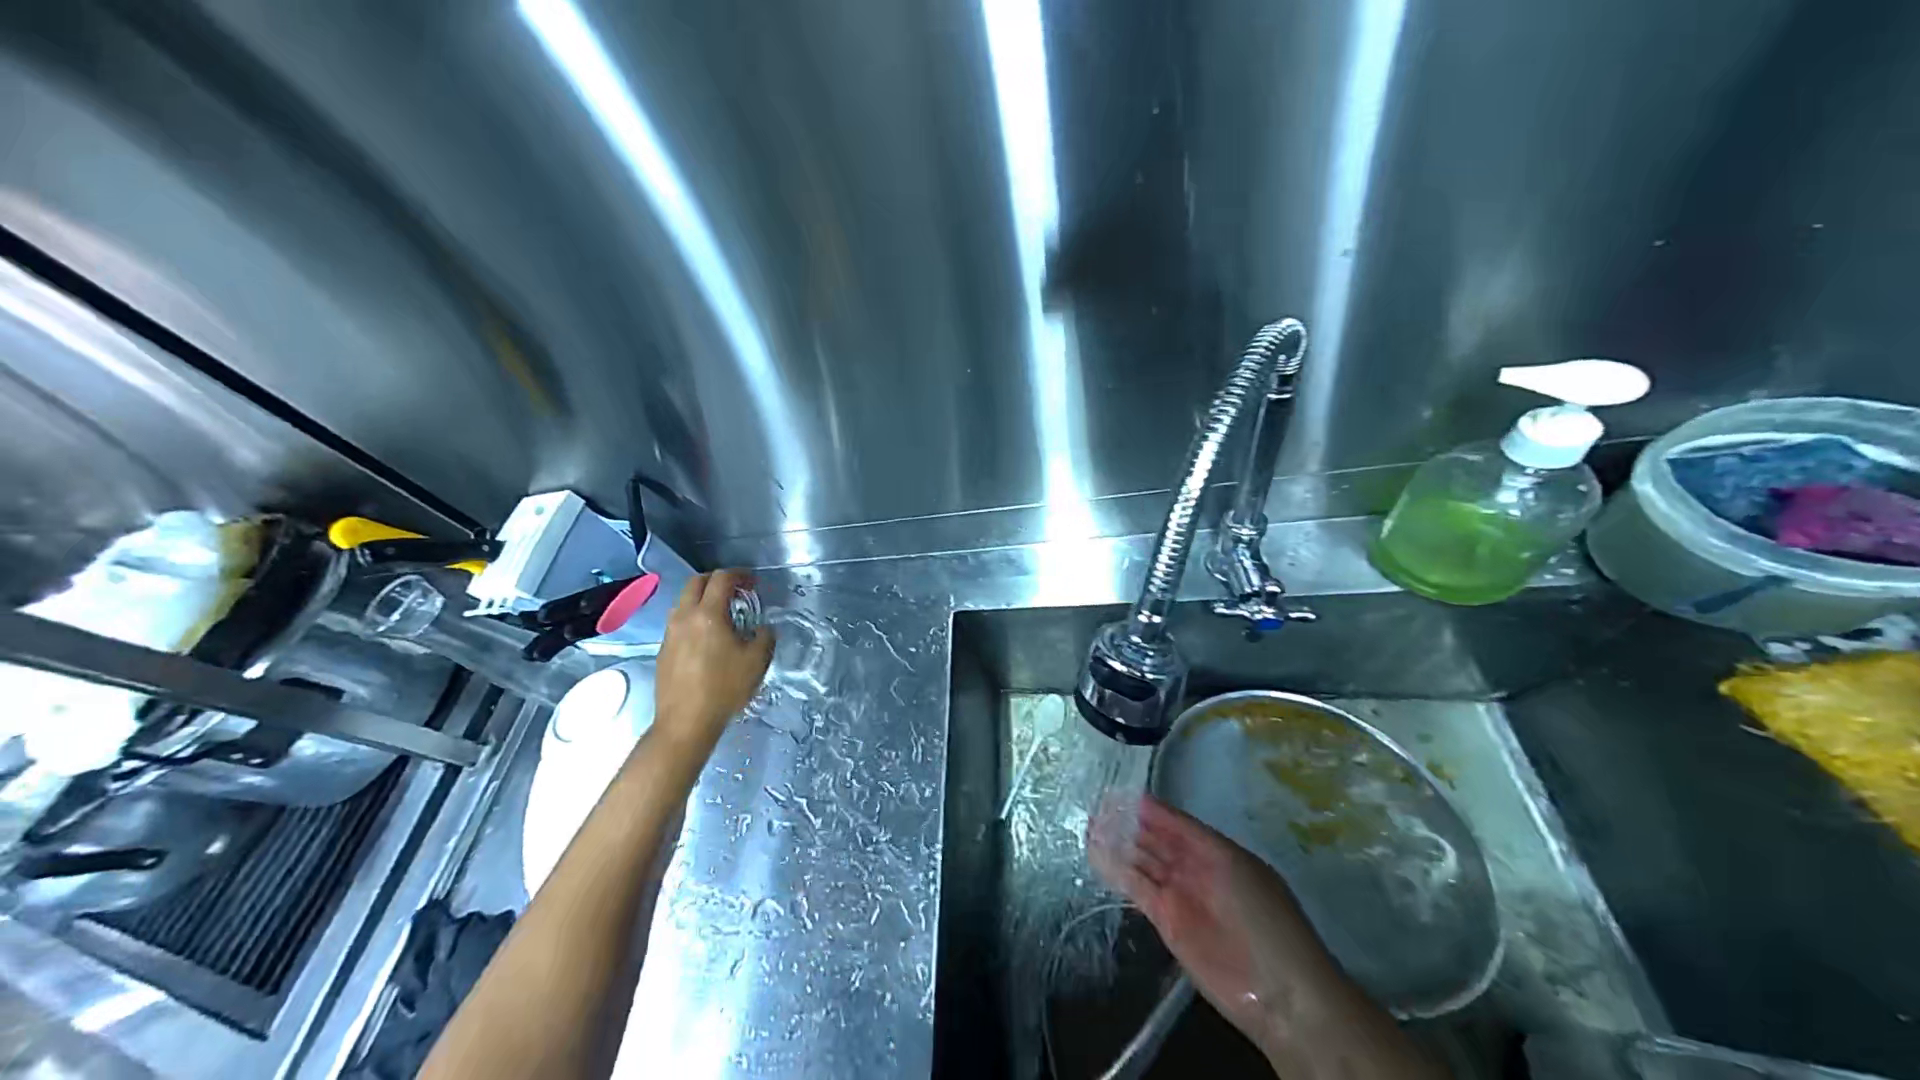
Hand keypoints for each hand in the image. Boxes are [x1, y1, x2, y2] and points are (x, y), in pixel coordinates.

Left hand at [653, 569, 774, 745]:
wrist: (685, 721)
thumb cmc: (724, 688)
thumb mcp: (756, 661)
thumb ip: (764, 636)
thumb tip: (762, 628)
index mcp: (708, 614)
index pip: (722, 578)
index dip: (740, 575)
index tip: (753, 582)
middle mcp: (684, 616)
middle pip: (696, 582)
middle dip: (717, 580)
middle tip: (736, 590)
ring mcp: (670, 633)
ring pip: (684, 601)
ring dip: (703, 598)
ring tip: (723, 613)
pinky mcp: (663, 649)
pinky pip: (679, 621)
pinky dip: (694, 617)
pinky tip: (708, 637)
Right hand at [1087, 795, 1348, 1057]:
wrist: (1278, 990)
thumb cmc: (1263, 917)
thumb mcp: (1233, 866)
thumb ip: (1192, 839)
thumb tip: (1156, 812)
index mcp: (1217, 851)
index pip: (1176, 822)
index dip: (1149, 808)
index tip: (1118, 792)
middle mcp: (1195, 868)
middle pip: (1156, 839)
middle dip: (1128, 823)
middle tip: (1096, 806)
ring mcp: (1180, 895)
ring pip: (1142, 862)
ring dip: (1117, 845)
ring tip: (1089, 826)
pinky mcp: (1166, 921)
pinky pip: (1136, 889)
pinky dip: (1117, 872)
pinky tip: (1096, 856)